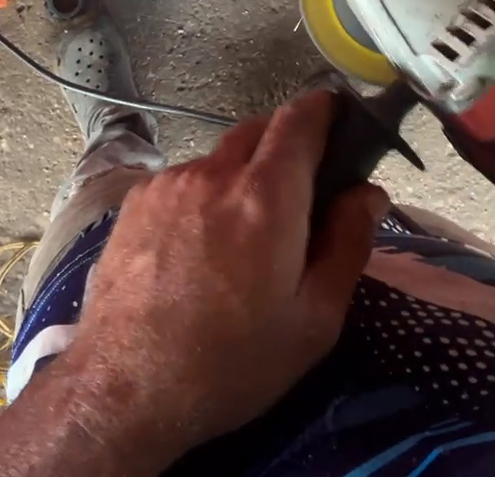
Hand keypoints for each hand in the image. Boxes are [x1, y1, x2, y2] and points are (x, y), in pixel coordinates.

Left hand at [52, 91, 389, 465]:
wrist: (126, 386)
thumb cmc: (233, 361)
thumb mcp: (314, 319)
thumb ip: (349, 243)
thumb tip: (368, 192)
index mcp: (267, 195)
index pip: (300, 118)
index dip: (324, 109)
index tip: (338, 118)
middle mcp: (216, 171)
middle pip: (259, 129)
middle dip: (284, 146)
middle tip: (296, 196)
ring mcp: (170, 181)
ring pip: (219, 157)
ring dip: (240, 176)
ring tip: (239, 236)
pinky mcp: (137, 198)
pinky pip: (184, 179)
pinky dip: (202, 195)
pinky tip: (194, 247)